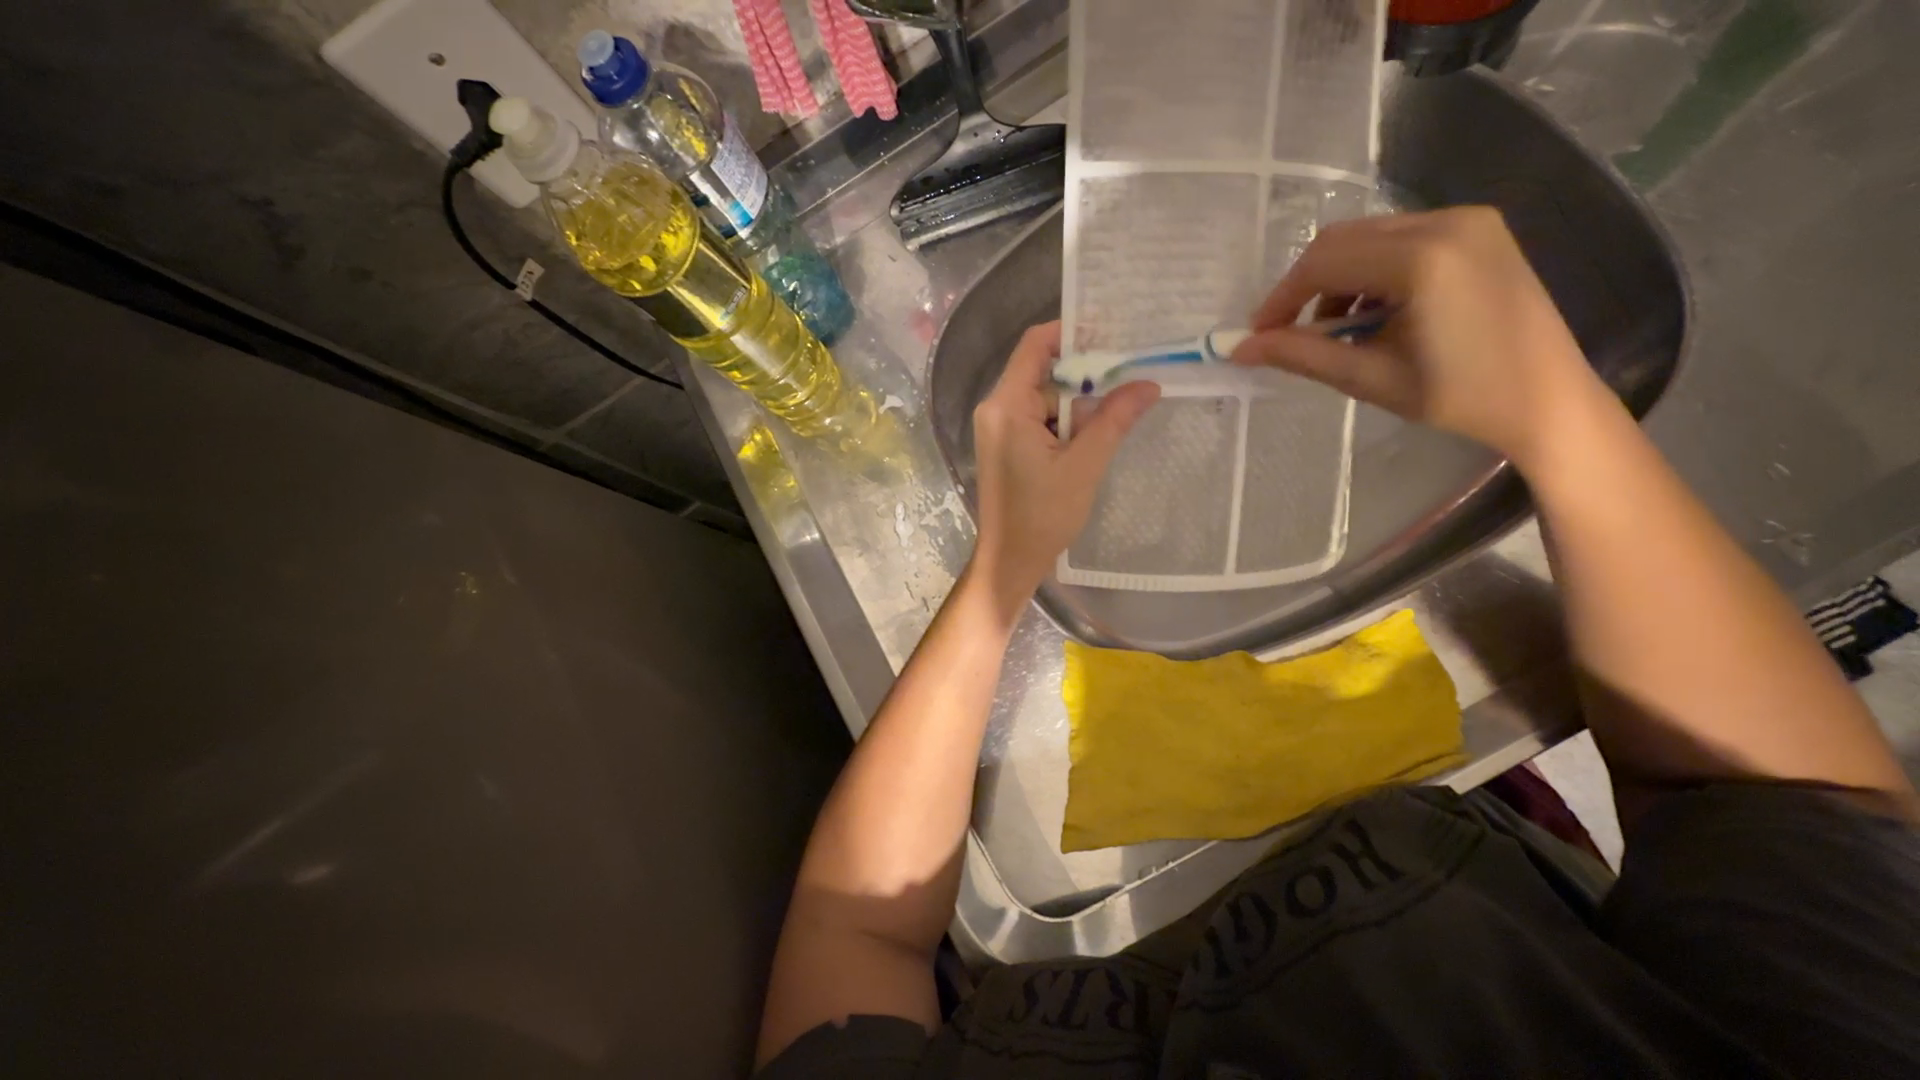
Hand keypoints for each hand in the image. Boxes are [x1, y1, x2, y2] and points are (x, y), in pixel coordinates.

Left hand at [970, 322, 1158, 614]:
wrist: (1010, 560)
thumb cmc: (1042, 516)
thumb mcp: (1084, 465)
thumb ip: (1113, 420)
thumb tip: (1148, 384)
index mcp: (1007, 405)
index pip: (1035, 345)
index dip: (1071, 332)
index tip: (1112, 333)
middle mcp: (996, 408)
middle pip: (1043, 370)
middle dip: (1085, 373)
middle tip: (1131, 370)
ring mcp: (999, 427)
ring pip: (1046, 396)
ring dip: (1079, 403)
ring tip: (1121, 403)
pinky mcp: (1006, 444)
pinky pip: (1039, 417)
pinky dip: (1066, 421)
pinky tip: (1096, 430)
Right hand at [1230, 207, 1603, 466]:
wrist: (1548, 398)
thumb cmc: (1462, 397)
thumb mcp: (1373, 379)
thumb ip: (1304, 355)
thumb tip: (1240, 349)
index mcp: (1422, 258)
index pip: (1324, 262)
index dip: (1281, 298)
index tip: (1258, 335)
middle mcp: (1445, 222)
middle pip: (1343, 239)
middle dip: (1307, 285)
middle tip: (1289, 332)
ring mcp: (1468, 220)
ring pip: (1370, 235)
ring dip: (1339, 277)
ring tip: (1337, 329)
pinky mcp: (1479, 229)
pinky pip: (1402, 237)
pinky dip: (1373, 269)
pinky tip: (1375, 311)